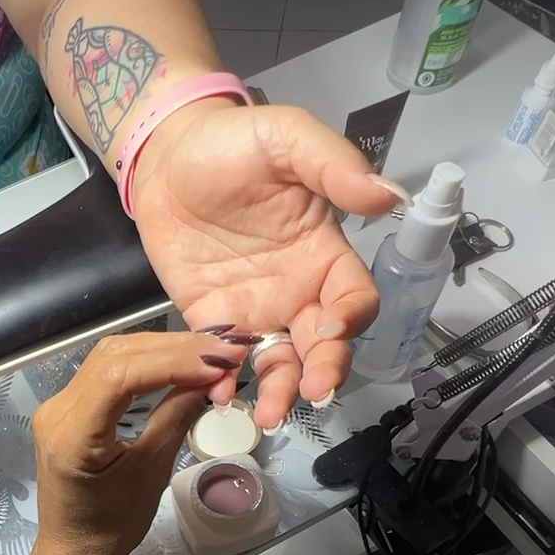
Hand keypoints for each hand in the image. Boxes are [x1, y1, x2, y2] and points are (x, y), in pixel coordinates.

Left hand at [27, 331, 236, 554]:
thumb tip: (211, 378)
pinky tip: (175, 363)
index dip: (173, 360)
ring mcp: (58, 406)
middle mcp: (57, 410)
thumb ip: (176, 417)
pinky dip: (144, 362)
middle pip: (115, 356)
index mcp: (73, 435)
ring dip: (160, 349)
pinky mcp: (66, 408)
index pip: (120, 374)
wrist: (73, 552)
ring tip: (206, 354)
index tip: (217, 362)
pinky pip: (105, 371)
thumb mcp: (151, 473)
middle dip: (173, 349)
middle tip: (223, 352)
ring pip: (111, 356)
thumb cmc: (111, 527)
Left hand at [130, 102, 405, 428]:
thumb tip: (388, 195)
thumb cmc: (231, 144)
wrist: (166, 160)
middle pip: (321, 345)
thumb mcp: (288, 139)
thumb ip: (334, 166)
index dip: (351, 317)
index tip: (334, 327)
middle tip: (312, 393)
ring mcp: (253, 312)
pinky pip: (223, 361)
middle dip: (322, 372)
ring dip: (279, 392)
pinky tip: (221, 395)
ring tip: (269, 415)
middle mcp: (295, 293)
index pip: (354, 298)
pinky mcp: (211, 322)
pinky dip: (224, 382)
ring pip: (278, 364)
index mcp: (323, 255)